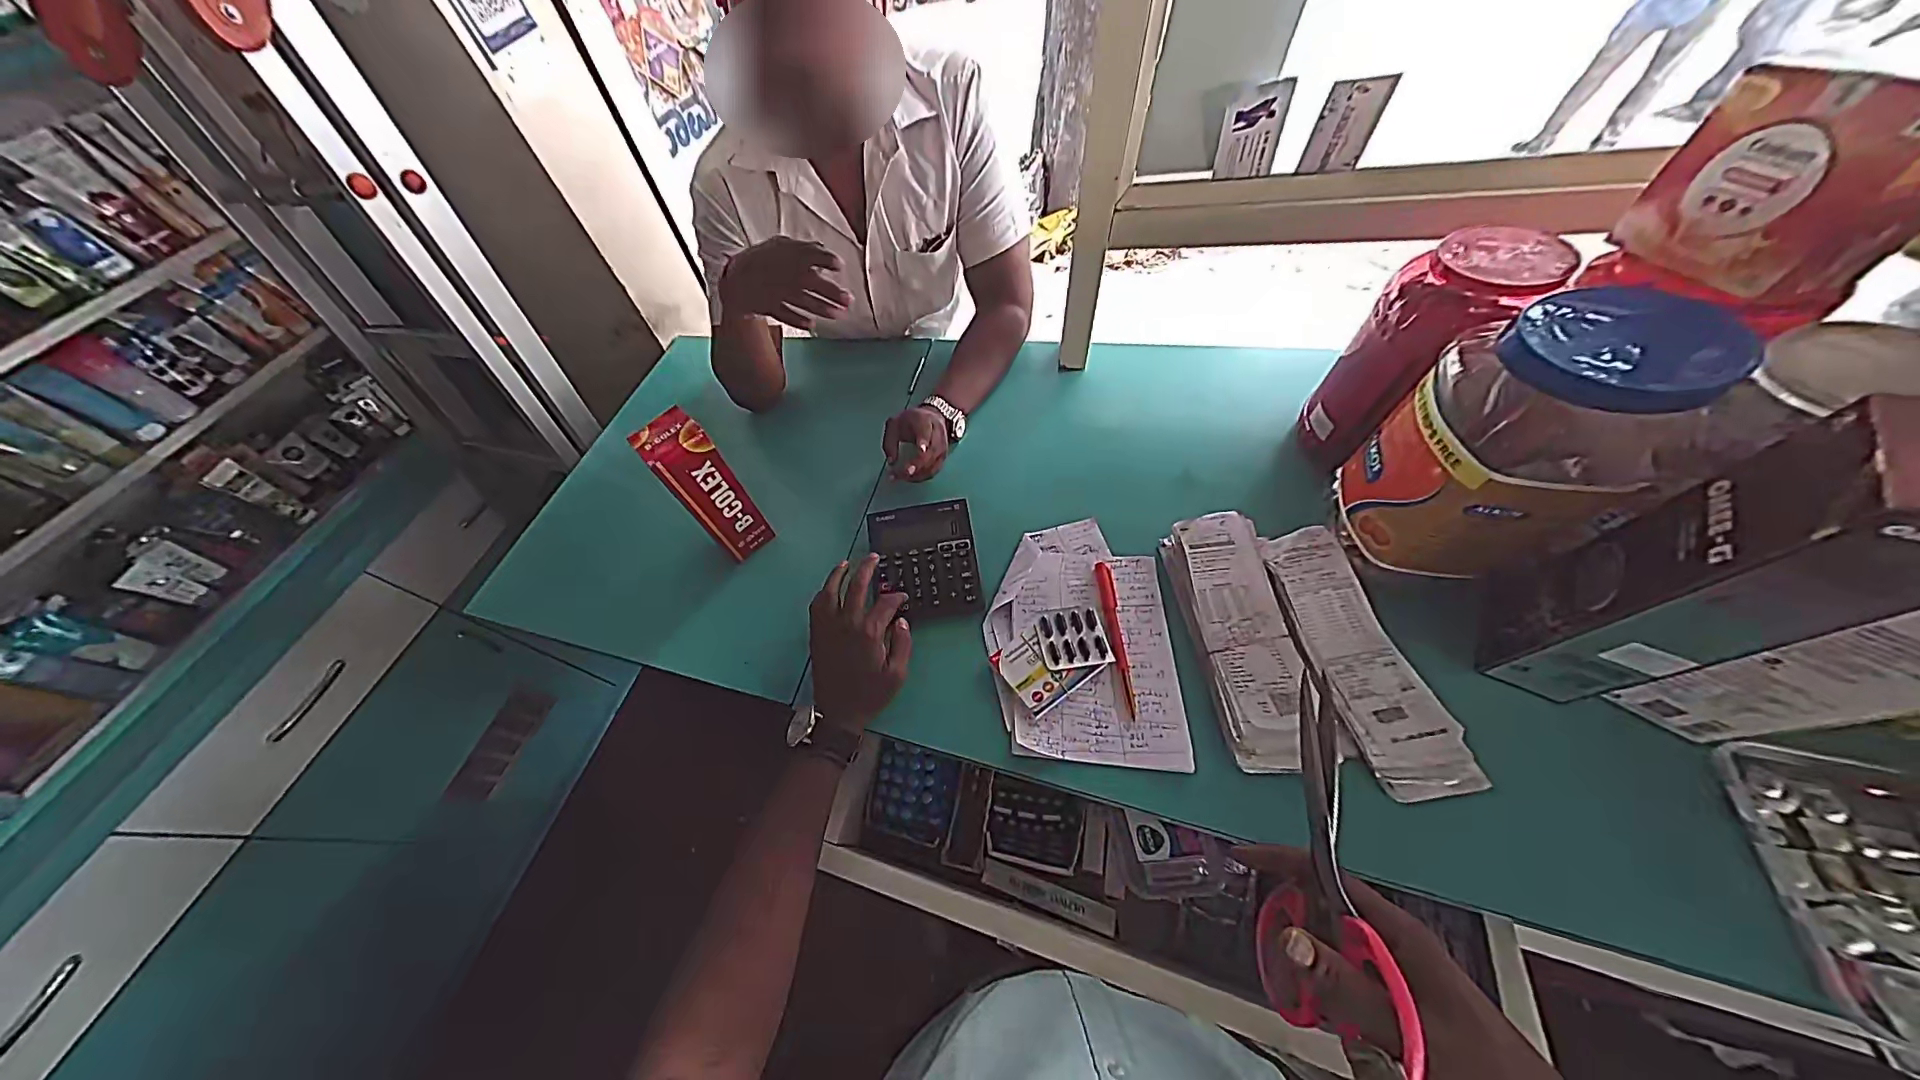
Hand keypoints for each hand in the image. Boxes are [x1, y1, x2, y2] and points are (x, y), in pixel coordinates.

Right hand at [718, 237, 852, 330]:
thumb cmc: (762, 259)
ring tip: (838, 315)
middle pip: (813, 283)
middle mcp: (785, 273)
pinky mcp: (769, 306)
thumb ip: (803, 247)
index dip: (827, 259)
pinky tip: (811, 324)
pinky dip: (798, 320)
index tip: (839, 266)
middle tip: (848, 300)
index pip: (812, 254)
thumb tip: (822, 248)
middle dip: (833, 292)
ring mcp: (777, 291)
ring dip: (823, 309)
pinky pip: (785, 315)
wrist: (735, 277)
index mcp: (789, 255)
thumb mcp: (780, 245)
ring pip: (804, 301)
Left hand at [809, 554, 911, 731]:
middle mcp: (847, 624)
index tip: (902, 599)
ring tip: (847, 563)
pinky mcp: (817, 634)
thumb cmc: (869, 695)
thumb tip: (901, 622)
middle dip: (867, 569)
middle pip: (856, 587)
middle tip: (873, 558)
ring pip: (831, 591)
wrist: (838, 713)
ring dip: (839, 574)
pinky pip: (817, 606)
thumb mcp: (897, 674)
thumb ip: (903, 645)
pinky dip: (823, 592)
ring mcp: (828, 627)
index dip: (897, 597)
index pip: (885, 603)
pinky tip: (829, 588)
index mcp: (869, 633)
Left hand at [883, 405, 949, 481]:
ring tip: (902, 477)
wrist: (930, 418)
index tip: (921, 449)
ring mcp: (942, 447)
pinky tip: (910, 478)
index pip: (926, 431)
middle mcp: (938, 434)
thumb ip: (890, 442)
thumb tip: (891, 462)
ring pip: (934, 464)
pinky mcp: (942, 458)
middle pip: (932, 451)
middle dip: (919, 464)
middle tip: (905, 472)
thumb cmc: (911, 421)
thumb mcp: (894, 424)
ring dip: (919, 474)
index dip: (924, 440)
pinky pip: (934, 470)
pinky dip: (922, 476)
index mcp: (925, 421)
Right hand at [1232, 846, 1560, 1079]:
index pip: (1329, 876)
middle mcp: (1392, 943)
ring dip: (1311, 971)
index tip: (1245, 856)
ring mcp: (1393, 970)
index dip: (1284, 860)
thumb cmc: (1479, 1065)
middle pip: (1322, 911)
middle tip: (1275, 960)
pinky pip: (1344, 981)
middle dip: (1293, 930)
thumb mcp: (1407, 1025)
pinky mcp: (1394, 997)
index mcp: (1399, 933)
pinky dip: (1327, 994)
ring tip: (1306, 1002)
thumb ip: (1347, 984)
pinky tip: (1332, 1021)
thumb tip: (1290, 938)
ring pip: (1330, 950)